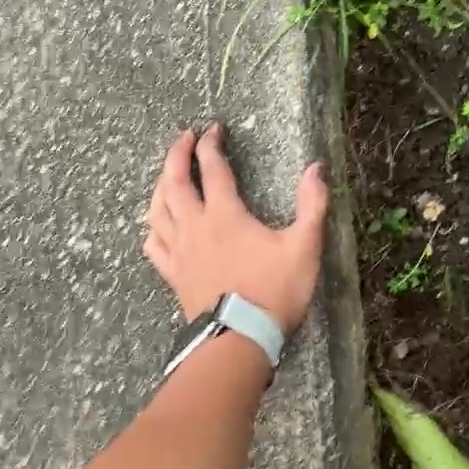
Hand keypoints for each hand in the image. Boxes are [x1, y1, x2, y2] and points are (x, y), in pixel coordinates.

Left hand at [143, 124, 328, 333]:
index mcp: (226, 215)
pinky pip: (153, 244)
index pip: (214, 170)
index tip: (214, 128)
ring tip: (167, 172)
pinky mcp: (173, 275)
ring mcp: (179, 253)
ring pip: (157, 210)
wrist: (239, 340)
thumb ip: (312, 203)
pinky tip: (155, 223)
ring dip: (160, 185)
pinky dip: (152, 225)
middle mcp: (196, 227)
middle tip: (183, 136)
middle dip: (177, 156)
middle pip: (175, 183)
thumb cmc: (275, 290)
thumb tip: (316, 168)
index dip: (211, 145)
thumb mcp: (304, 244)